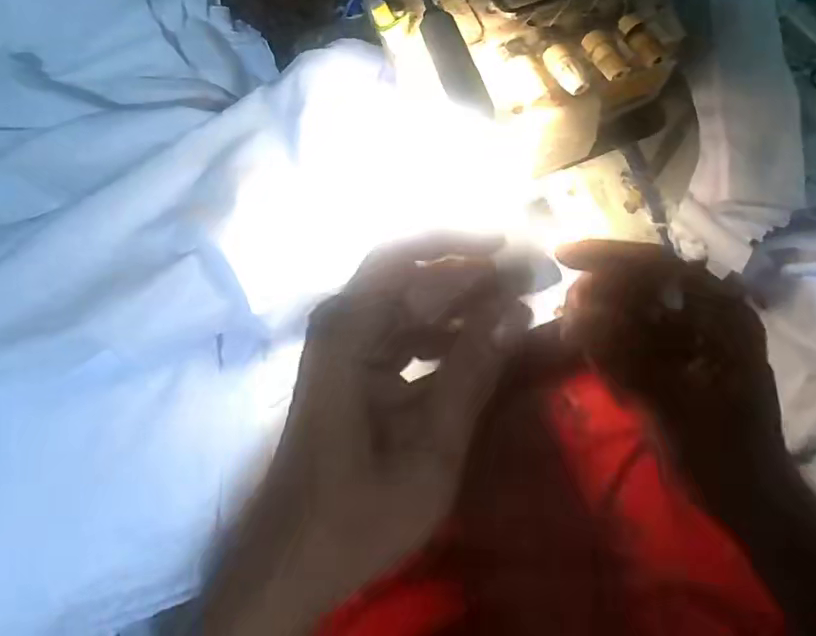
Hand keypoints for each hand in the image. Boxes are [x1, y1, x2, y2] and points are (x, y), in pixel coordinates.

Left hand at [204, 233, 530, 635]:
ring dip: (460, 298)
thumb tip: (515, 311)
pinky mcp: (351, 366)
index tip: (519, 254)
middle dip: (468, 269)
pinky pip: (402, 330)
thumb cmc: (356, 514)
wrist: (289, 561)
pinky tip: (481, 339)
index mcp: (347, 332)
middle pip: (407, 273)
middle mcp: (340, 323)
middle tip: (526, 273)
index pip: (409, 266)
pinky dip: (442, 330)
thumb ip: (470, 375)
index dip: (466, 254)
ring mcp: (343, 343)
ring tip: (516, 301)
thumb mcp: (428, 451)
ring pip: (407, 299)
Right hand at [555, 240, 815, 634]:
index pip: (657, 264)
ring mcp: (691, 332)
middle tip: (564, 300)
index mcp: (721, 310)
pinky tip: (584, 340)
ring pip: (633, 301)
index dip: (607, 255)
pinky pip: (632, 328)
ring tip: (569, 322)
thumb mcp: (673, 403)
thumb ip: (625, 356)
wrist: (750, 499)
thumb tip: (576, 316)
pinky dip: (606, 333)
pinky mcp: (673, 353)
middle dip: (598, 284)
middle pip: (641, 277)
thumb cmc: (723, 452)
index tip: (563, 256)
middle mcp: (708, 310)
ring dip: (598, 308)